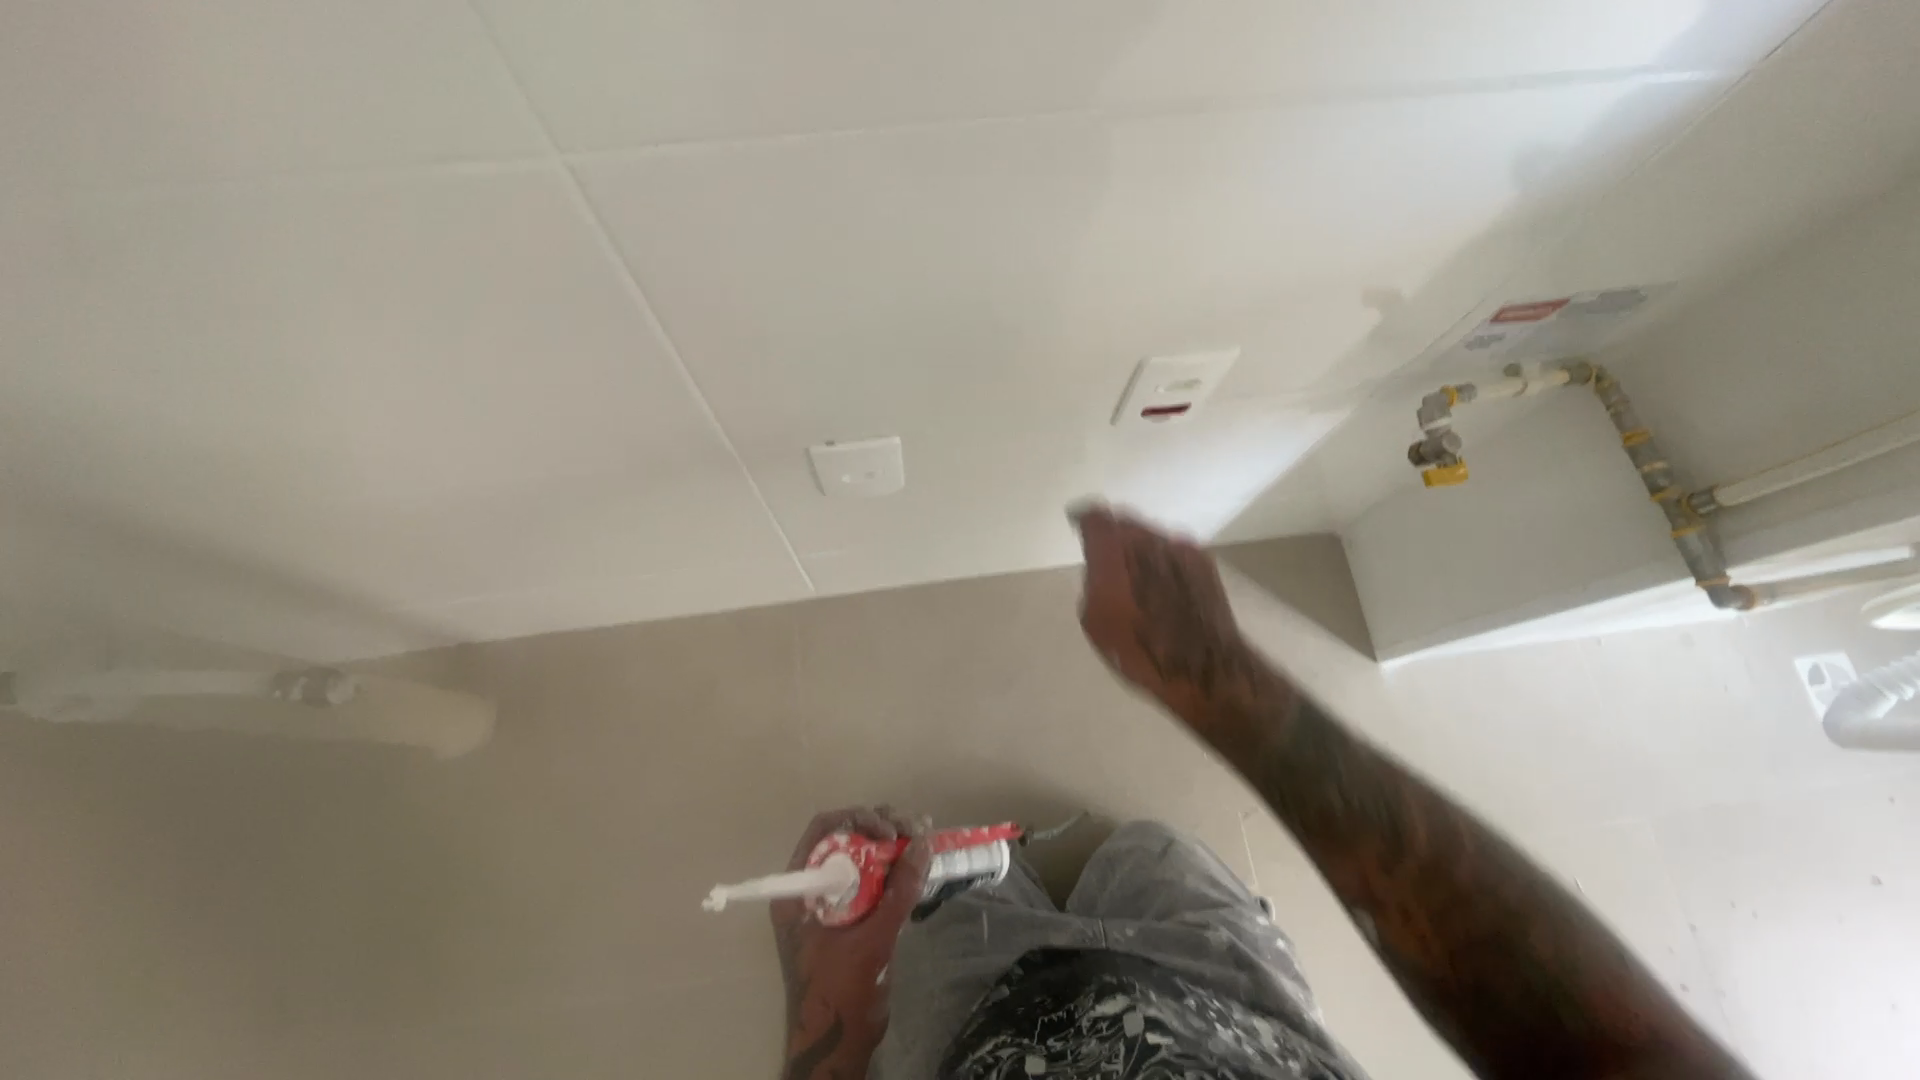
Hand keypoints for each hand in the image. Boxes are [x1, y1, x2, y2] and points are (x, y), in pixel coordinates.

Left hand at [772, 807, 930, 1068]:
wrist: (836, 1046)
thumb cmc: (841, 995)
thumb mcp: (872, 941)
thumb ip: (897, 892)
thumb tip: (922, 844)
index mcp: (799, 890)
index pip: (823, 830)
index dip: (858, 820)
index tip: (889, 834)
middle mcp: (811, 888)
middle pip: (844, 837)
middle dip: (881, 826)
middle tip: (914, 831)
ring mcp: (831, 901)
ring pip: (860, 854)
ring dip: (891, 842)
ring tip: (922, 837)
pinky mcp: (851, 914)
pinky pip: (871, 876)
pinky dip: (894, 864)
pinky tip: (919, 860)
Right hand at [1071, 503, 1254, 723]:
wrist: (1202, 667)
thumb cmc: (1139, 648)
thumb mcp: (1095, 619)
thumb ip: (1094, 580)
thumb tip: (1102, 565)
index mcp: (1114, 549)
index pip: (1095, 517)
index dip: (1085, 521)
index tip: (1080, 527)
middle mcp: (1148, 538)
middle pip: (1124, 523)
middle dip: (1113, 536)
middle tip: (1108, 558)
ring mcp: (1180, 546)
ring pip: (1151, 535)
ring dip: (1140, 549)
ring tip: (1137, 577)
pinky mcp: (1204, 560)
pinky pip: (1173, 551)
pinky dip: (1162, 561)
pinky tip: (1162, 586)